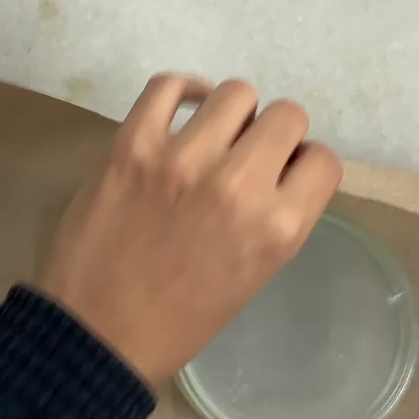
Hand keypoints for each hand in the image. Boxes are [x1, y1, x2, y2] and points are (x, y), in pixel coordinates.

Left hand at [35, 74, 344, 384]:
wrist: (95, 332)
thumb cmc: (177, 321)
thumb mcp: (251, 276)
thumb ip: (272, 218)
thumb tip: (275, 167)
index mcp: (278, 229)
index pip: (323, 161)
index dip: (303, 165)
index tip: (282, 173)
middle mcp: (238, 185)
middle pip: (287, 116)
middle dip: (275, 133)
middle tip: (246, 154)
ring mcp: (182, 158)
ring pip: (236, 92)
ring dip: (232, 112)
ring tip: (212, 135)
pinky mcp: (132, 144)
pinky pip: (169, 85)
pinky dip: (183, 89)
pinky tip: (184, 107)